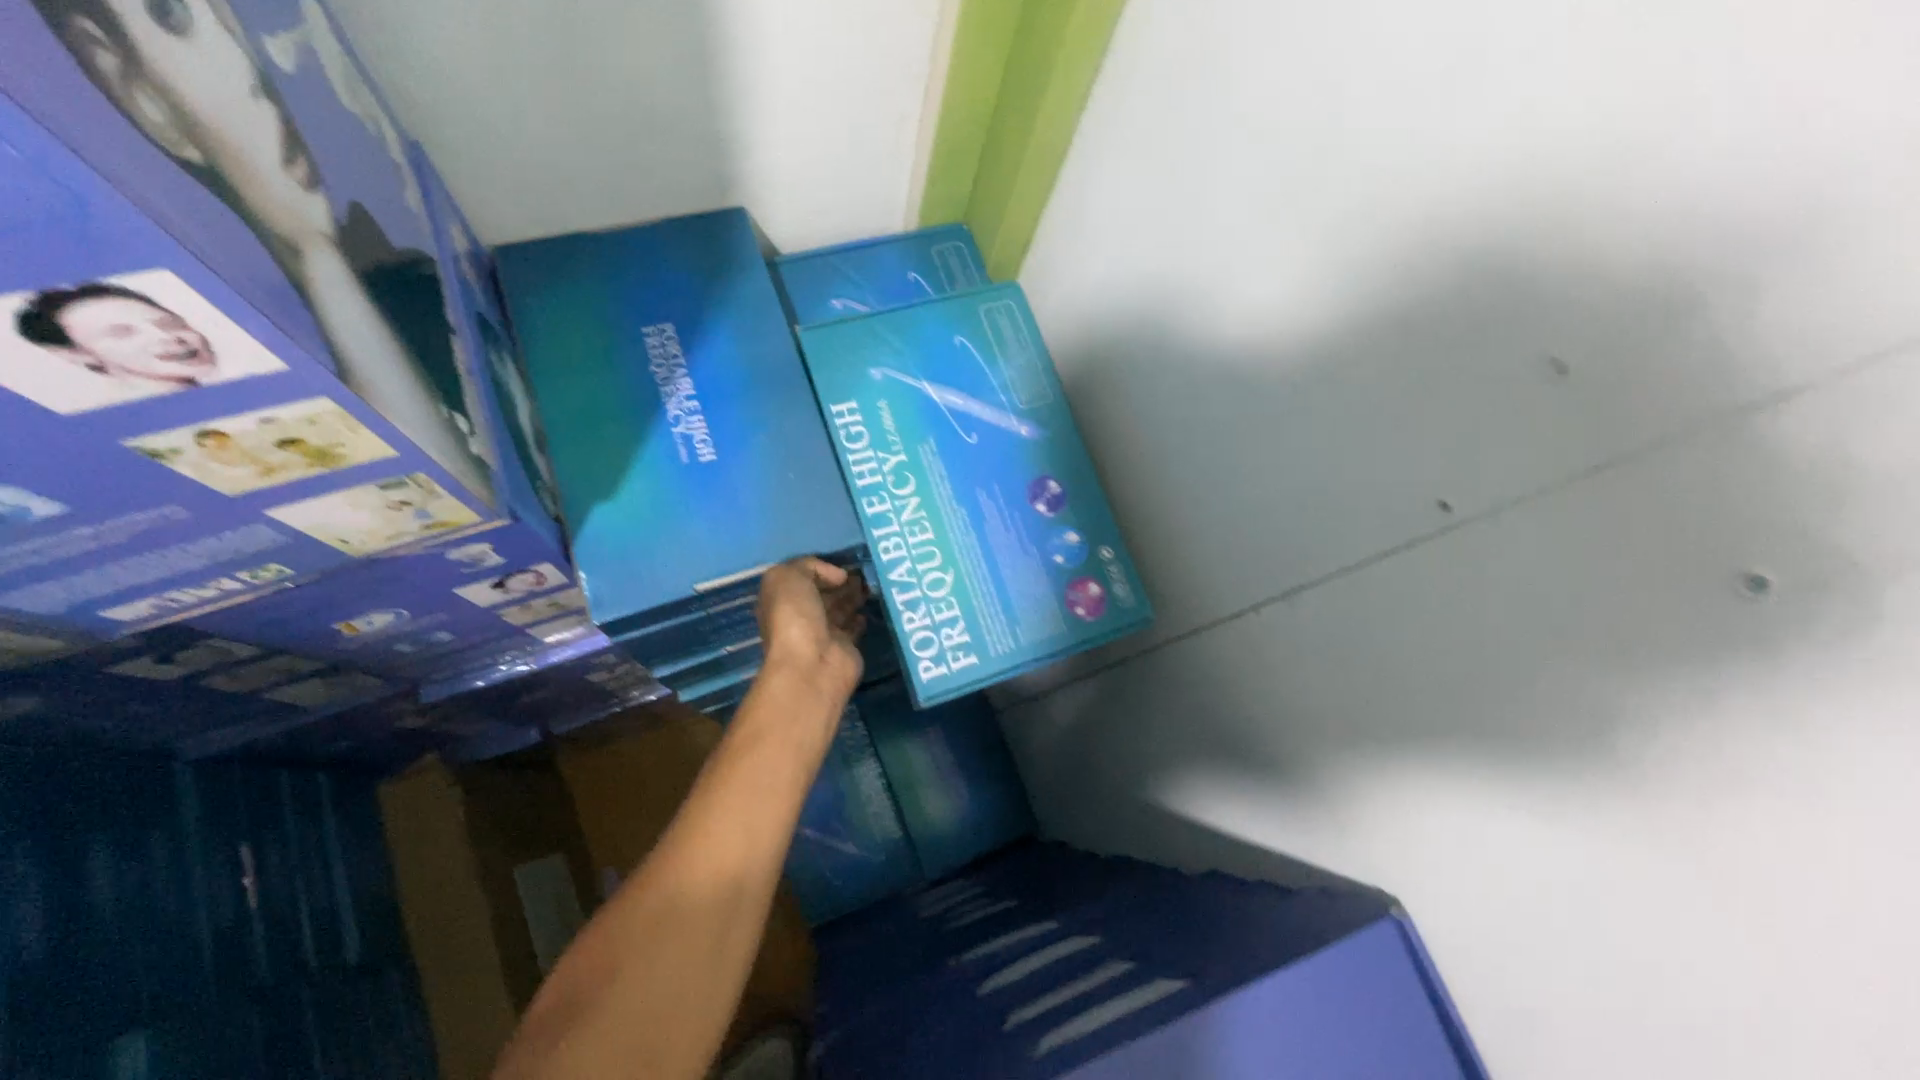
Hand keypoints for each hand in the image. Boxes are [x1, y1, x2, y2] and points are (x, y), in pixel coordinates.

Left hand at [756, 557, 867, 701]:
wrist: (811, 664)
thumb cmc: (794, 616)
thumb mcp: (789, 577)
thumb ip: (810, 566)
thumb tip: (838, 577)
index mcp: (781, 598)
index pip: (802, 578)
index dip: (821, 569)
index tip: (843, 565)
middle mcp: (800, 615)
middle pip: (823, 593)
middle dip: (841, 582)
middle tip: (864, 571)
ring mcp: (823, 632)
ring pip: (840, 608)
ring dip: (853, 596)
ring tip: (871, 583)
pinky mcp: (845, 647)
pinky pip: (854, 627)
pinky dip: (861, 617)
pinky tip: (869, 607)